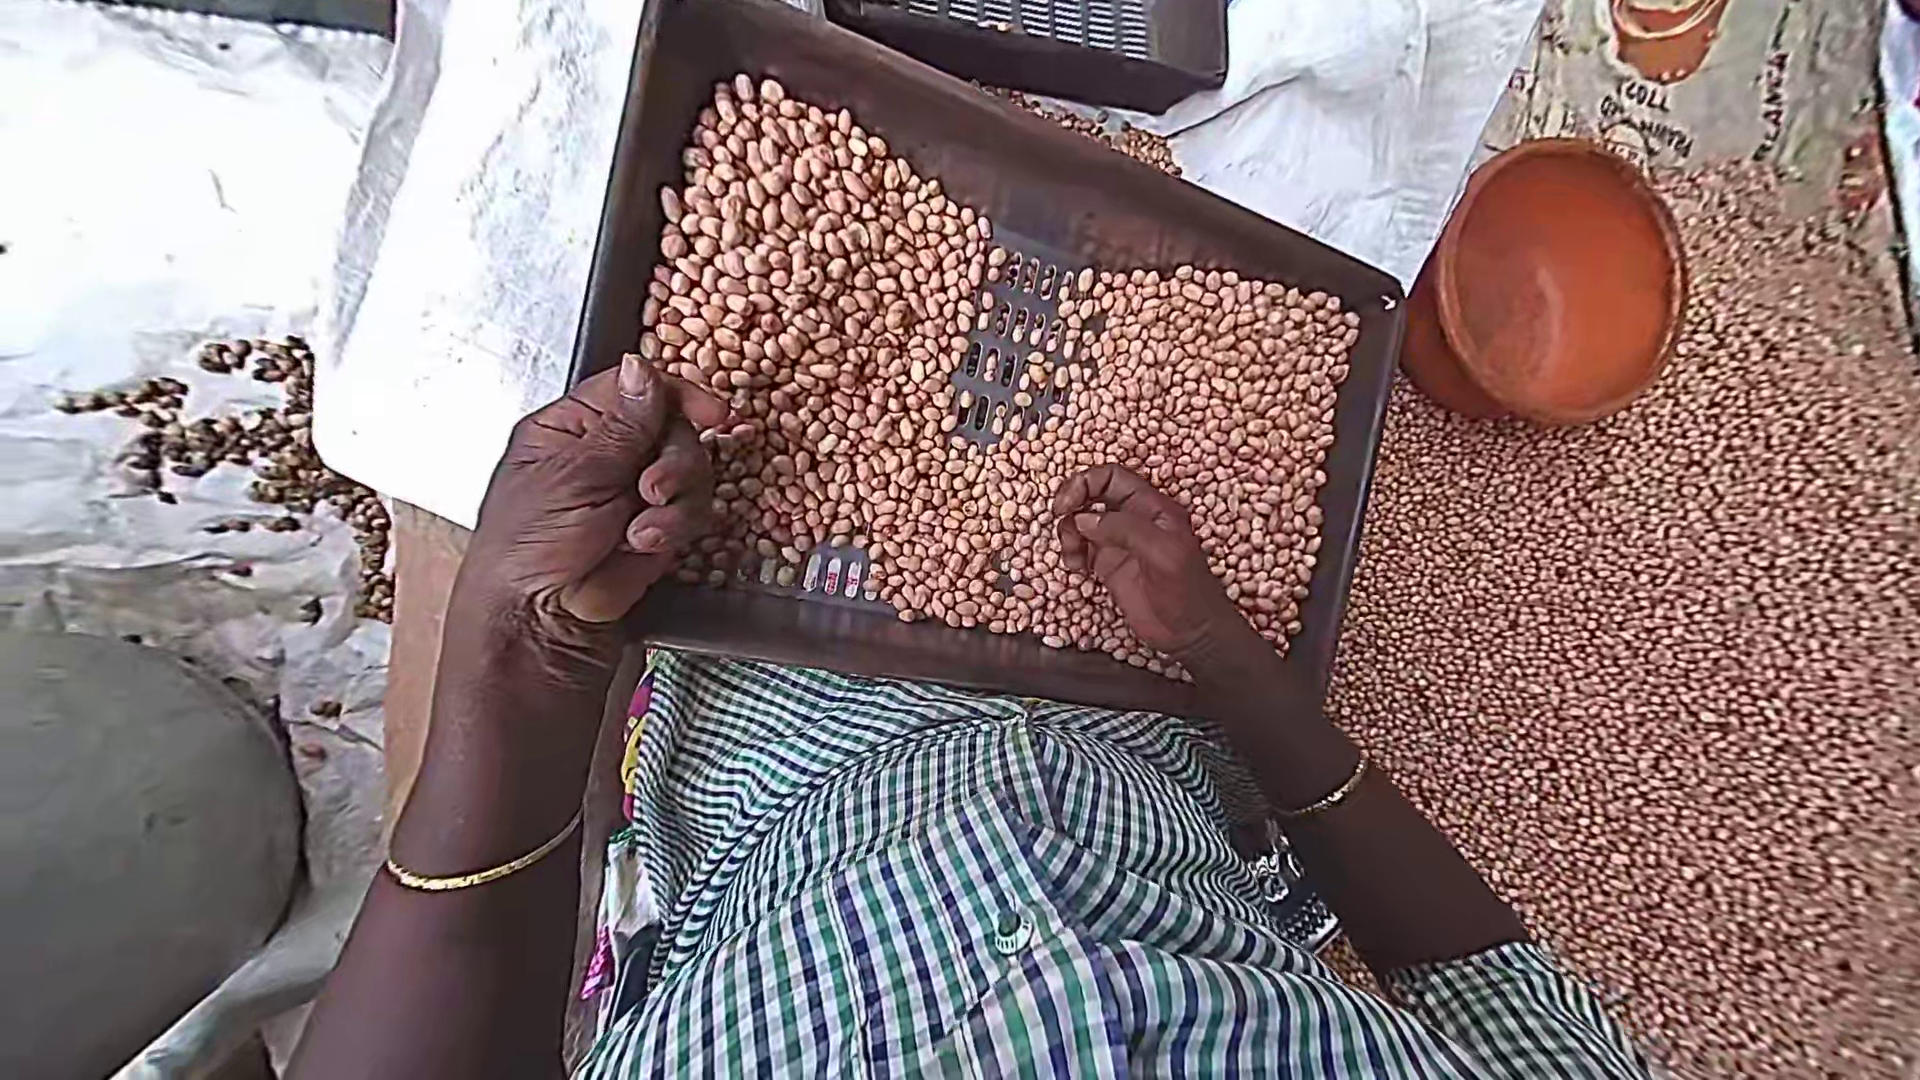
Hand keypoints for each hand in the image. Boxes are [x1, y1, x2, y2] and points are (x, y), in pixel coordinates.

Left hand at [450, 354, 730, 671]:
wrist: (545, 619)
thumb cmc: (531, 546)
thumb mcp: (573, 476)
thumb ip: (621, 426)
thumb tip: (641, 366)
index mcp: (576, 427)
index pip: (638, 390)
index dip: (679, 396)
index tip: (713, 414)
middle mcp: (613, 452)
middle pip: (676, 431)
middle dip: (674, 462)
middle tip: (652, 489)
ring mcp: (641, 488)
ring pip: (693, 470)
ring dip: (676, 500)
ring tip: (643, 530)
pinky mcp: (664, 521)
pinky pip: (695, 507)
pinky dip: (678, 525)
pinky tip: (646, 543)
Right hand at [1052, 464, 1258, 664]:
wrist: (1192, 634)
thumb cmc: (1189, 593)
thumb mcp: (1163, 554)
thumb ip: (1125, 530)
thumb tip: (1083, 518)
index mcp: (1151, 508)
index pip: (1112, 477)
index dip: (1085, 482)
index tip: (1067, 504)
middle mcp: (1133, 519)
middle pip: (1091, 494)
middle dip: (1071, 502)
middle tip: (1060, 519)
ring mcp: (1119, 542)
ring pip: (1081, 520)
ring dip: (1068, 532)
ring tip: (1073, 554)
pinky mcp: (1108, 564)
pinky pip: (1080, 547)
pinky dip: (1071, 552)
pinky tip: (1077, 567)